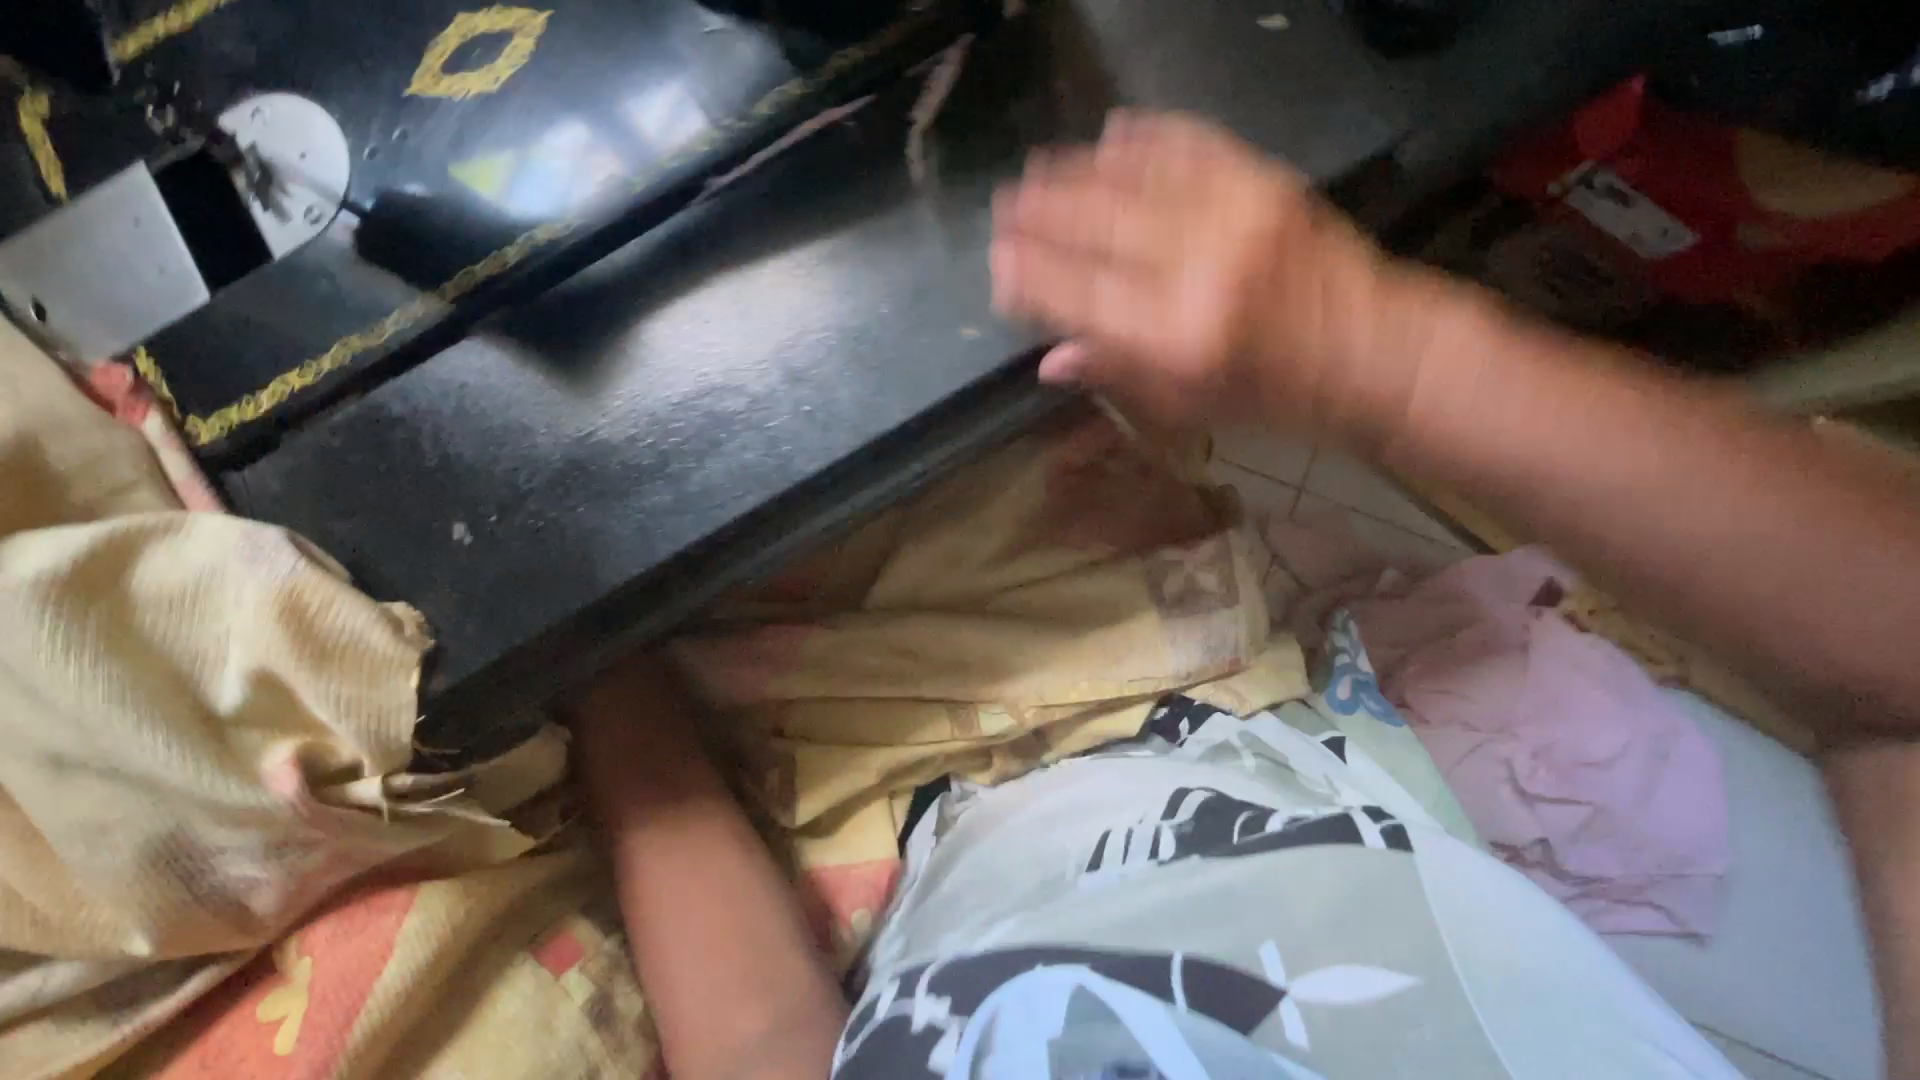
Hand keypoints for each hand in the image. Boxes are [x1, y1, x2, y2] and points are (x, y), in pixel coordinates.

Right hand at [991, 110, 1441, 439]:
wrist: (1369, 351)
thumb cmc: (1273, 395)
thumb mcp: (1190, 404)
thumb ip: (1117, 374)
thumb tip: (1049, 362)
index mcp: (1175, 337)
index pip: (1081, 296)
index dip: (1032, 276)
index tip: (998, 263)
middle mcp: (1198, 269)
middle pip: (1098, 229)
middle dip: (1042, 214)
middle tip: (1004, 206)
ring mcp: (1232, 217)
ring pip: (1135, 182)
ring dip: (1078, 172)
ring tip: (1037, 168)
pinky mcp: (1263, 184)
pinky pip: (1192, 147)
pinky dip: (1149, 137)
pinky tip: (1112, 132)